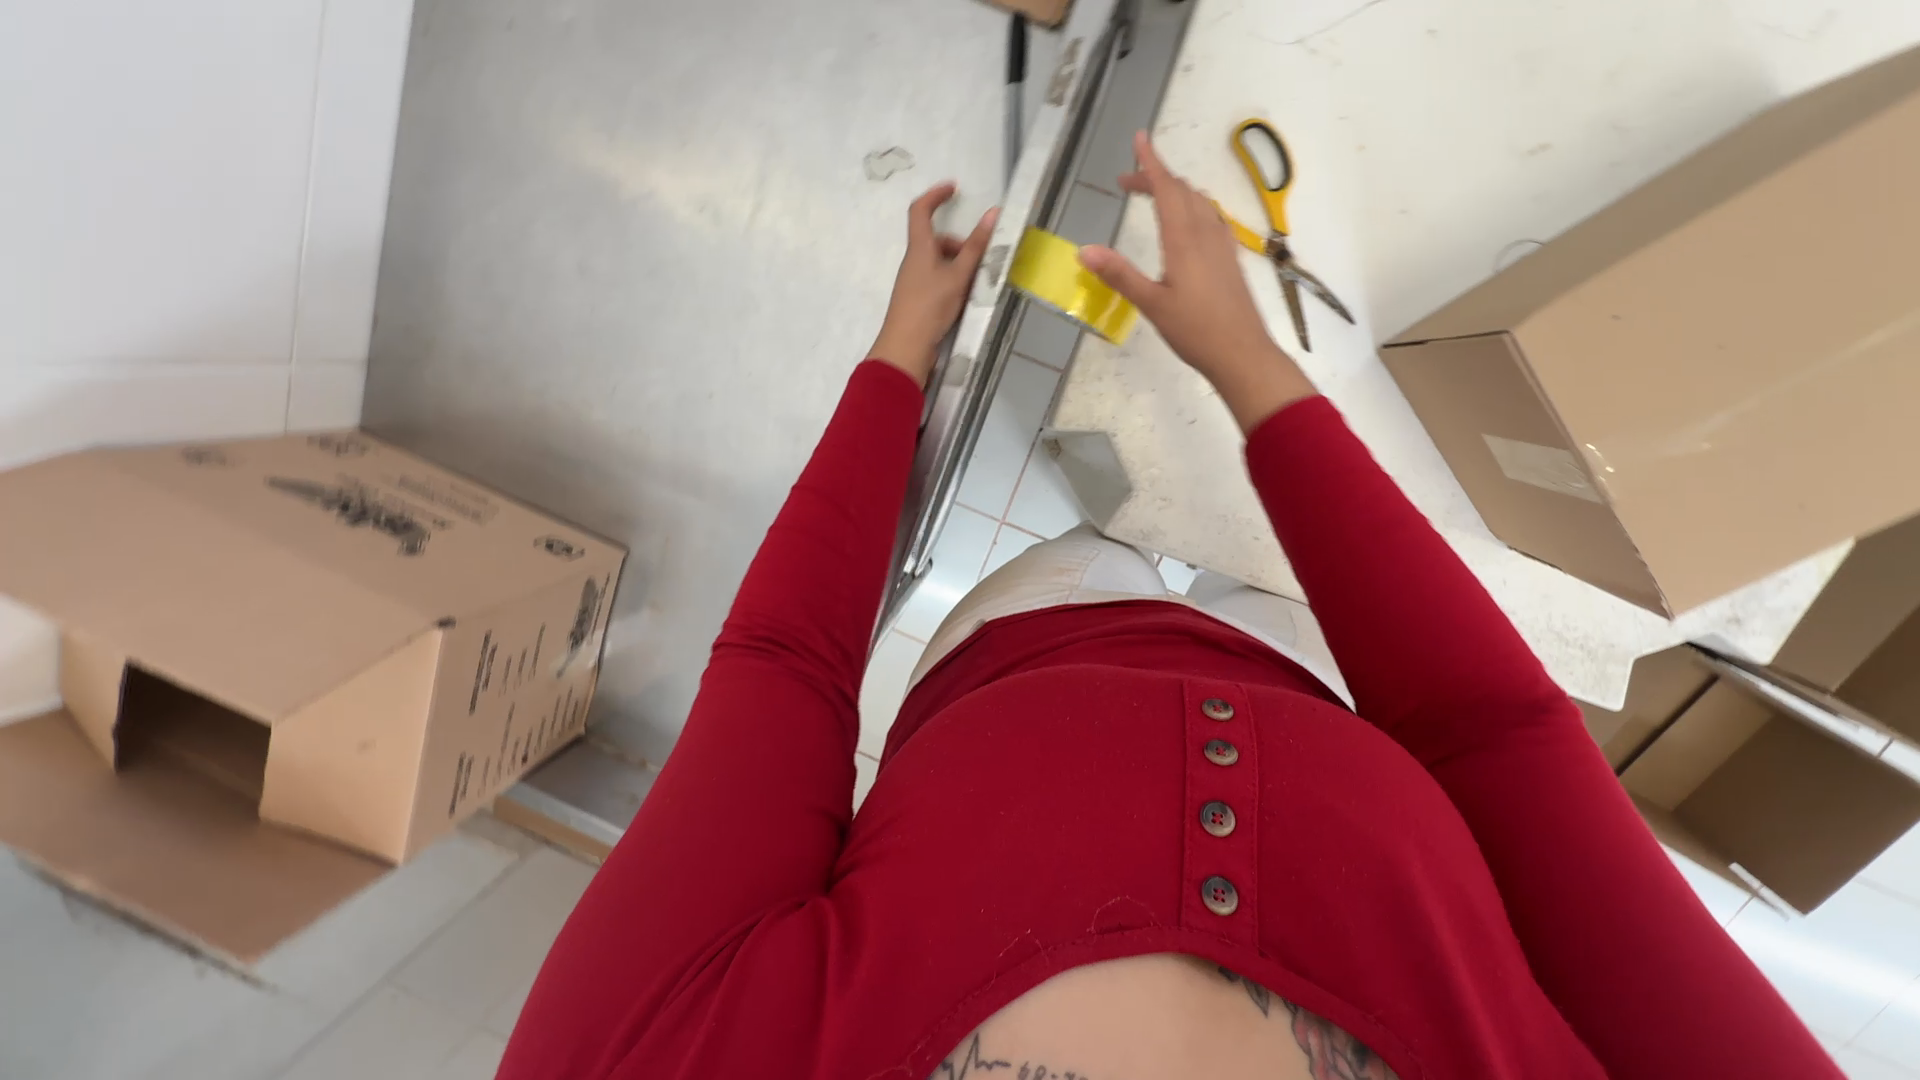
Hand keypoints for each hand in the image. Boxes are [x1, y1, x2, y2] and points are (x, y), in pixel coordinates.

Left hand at [870, 183, 999, 386]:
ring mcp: (914, 281)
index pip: (921, 210)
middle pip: (936, 240)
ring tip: (974, 285)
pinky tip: (964, 300)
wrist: (906, 347)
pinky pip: (938, 280)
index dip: (935, 195)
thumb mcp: (958, 275)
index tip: (953, 188)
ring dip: (959, 266)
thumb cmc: (930, 306)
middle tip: (978, 260)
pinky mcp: (918, 300)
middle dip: (959, 244)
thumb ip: (976, 246)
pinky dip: (953, 282)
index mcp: (919, 248)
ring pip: (939, 262)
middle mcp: (914, 261)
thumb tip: (993, 214)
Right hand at [1079, 132, 1316, 431]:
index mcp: (1184, 239)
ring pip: (1199, 202)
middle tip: (1128, 181)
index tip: (1139, 139)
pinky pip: (1211, 217)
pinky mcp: (1230, 258)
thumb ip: (1119, 274)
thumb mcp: (1151, 304)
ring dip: (1175, 191)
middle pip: (1181, 190)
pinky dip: (1192, 207)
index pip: (1165, 189)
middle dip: (1155, 177)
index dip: (1150, 162)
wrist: (1242, 352)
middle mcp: (1206, 233)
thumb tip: (1084, 251)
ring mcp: (1222, 244)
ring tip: (1153, 196)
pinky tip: (1187, 224)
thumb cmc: (1195, 331)